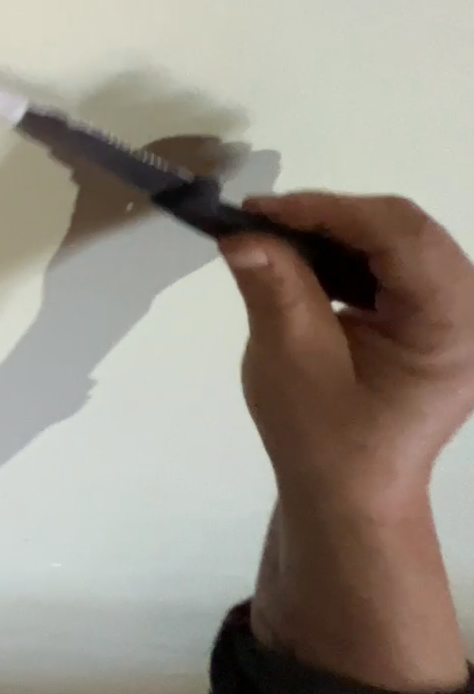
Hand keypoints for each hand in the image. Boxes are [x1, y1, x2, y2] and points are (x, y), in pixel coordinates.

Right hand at [224, 193, 473, 505]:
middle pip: (408, 230)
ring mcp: (456, 315)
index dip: (329, 210)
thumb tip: (243, 236)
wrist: (348, 482)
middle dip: (327, 214)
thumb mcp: (290, 359)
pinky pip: (391, 261)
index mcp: (453, 326)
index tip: (254, 211)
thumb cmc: (321, 431)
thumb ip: (275, 291)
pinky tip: (296, 260)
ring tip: (266, 236)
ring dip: (330, 228)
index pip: (404, 238)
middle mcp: (472, 313)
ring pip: (400, 239)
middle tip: (253, 221)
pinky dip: (338, 249)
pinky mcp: (430, 317)